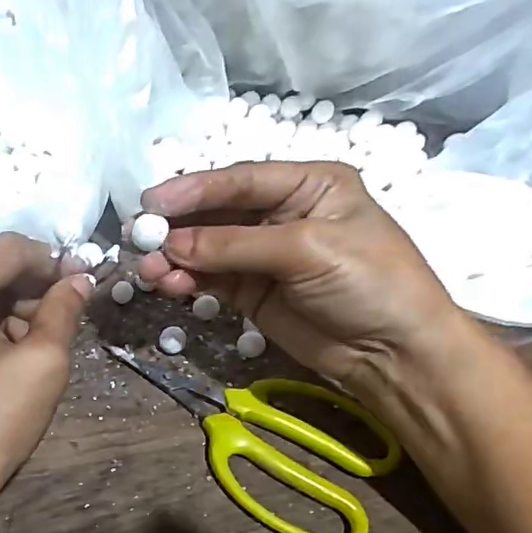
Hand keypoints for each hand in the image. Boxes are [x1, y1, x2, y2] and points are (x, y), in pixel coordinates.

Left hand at [0, 233, 92, 528]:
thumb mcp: (42, 361)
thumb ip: (64, 309)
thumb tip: (82, 280)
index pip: (12, 249)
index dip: (55, 262)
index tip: (89, 284)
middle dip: (35, 288)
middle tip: (71, 316)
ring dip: (17, 309)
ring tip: (45, 344)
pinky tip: (18, 353)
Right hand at [135, 162, 468, 384]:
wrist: (391, 352)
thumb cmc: (368, 283)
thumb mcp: (306, 251)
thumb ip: (234, 246)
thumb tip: (170, 246)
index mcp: (308, 184)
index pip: (241, 180)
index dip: (194, 190)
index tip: (151, 203)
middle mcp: (282, 213)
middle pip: (217, 213)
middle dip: (178, 227)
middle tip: (139, 240)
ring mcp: (263, 255)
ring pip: (207, 248)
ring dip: (177, 258)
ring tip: (150, 272)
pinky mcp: (252, 292)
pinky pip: (210, 279)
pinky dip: (187, 281)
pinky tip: (169, 286)